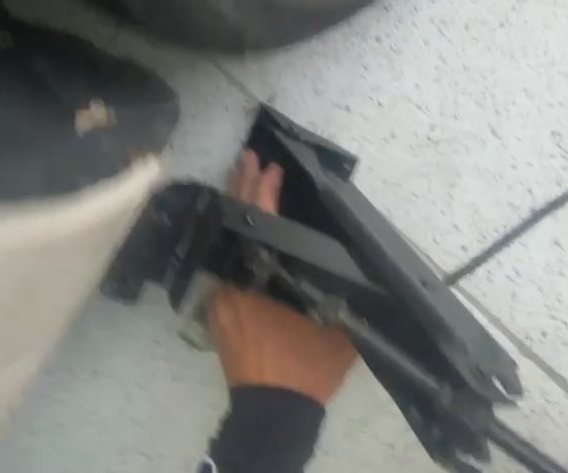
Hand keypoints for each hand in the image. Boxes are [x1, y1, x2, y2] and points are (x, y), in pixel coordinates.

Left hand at [206, 152, 359, 404]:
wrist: (275, 411)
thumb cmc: (308, 363)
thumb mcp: (337, 319)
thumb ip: (340, 283)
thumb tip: (351, 253)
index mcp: (265, 271)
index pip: (263, 216)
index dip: (267, 188)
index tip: (274, 166)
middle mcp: (237, 275)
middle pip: (237, 219)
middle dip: (243, 184)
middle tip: (247, 156)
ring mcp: (221, 292)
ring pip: (226, 239)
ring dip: (235, 209)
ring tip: (240, 180)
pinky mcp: (216, 309)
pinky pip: (221, 262)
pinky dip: (230, 240)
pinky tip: (238, 230)